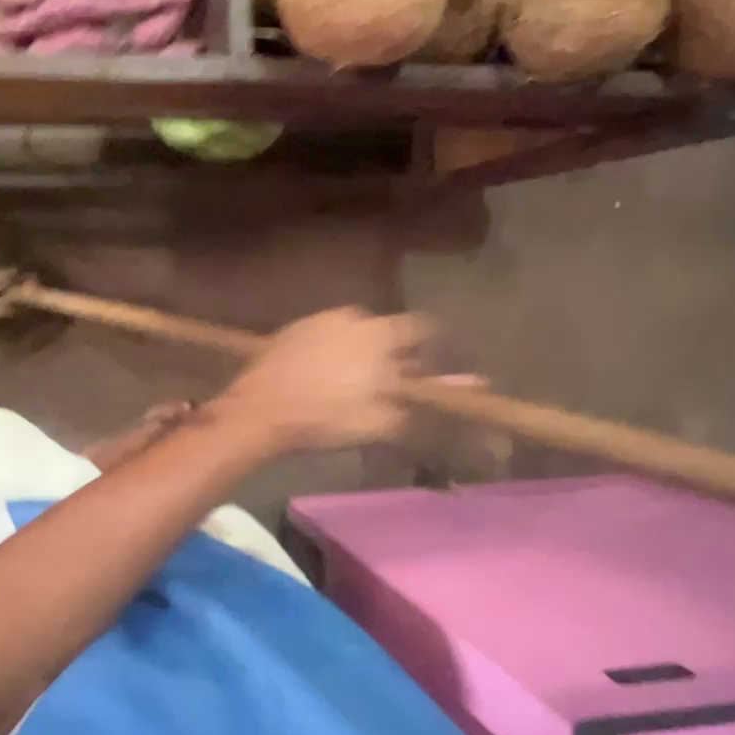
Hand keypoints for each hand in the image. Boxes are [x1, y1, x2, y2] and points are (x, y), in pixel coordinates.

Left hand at [210, 307, 445, 453]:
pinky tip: (321, 382)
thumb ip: (429, 399)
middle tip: (389, 389)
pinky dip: (331, 356)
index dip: (432, 352)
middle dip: (393, 357)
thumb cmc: (327, 417)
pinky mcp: (290, 330)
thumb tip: (476, 385)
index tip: (428, 376)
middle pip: (386, 333)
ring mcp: (316, 320)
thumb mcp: (384, 419)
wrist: (258, 410)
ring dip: (360, 356)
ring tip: (352, 389)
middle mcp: (351, 316)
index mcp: (379, 332)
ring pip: (353, 335)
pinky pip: (324, 339)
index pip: (423, 328)